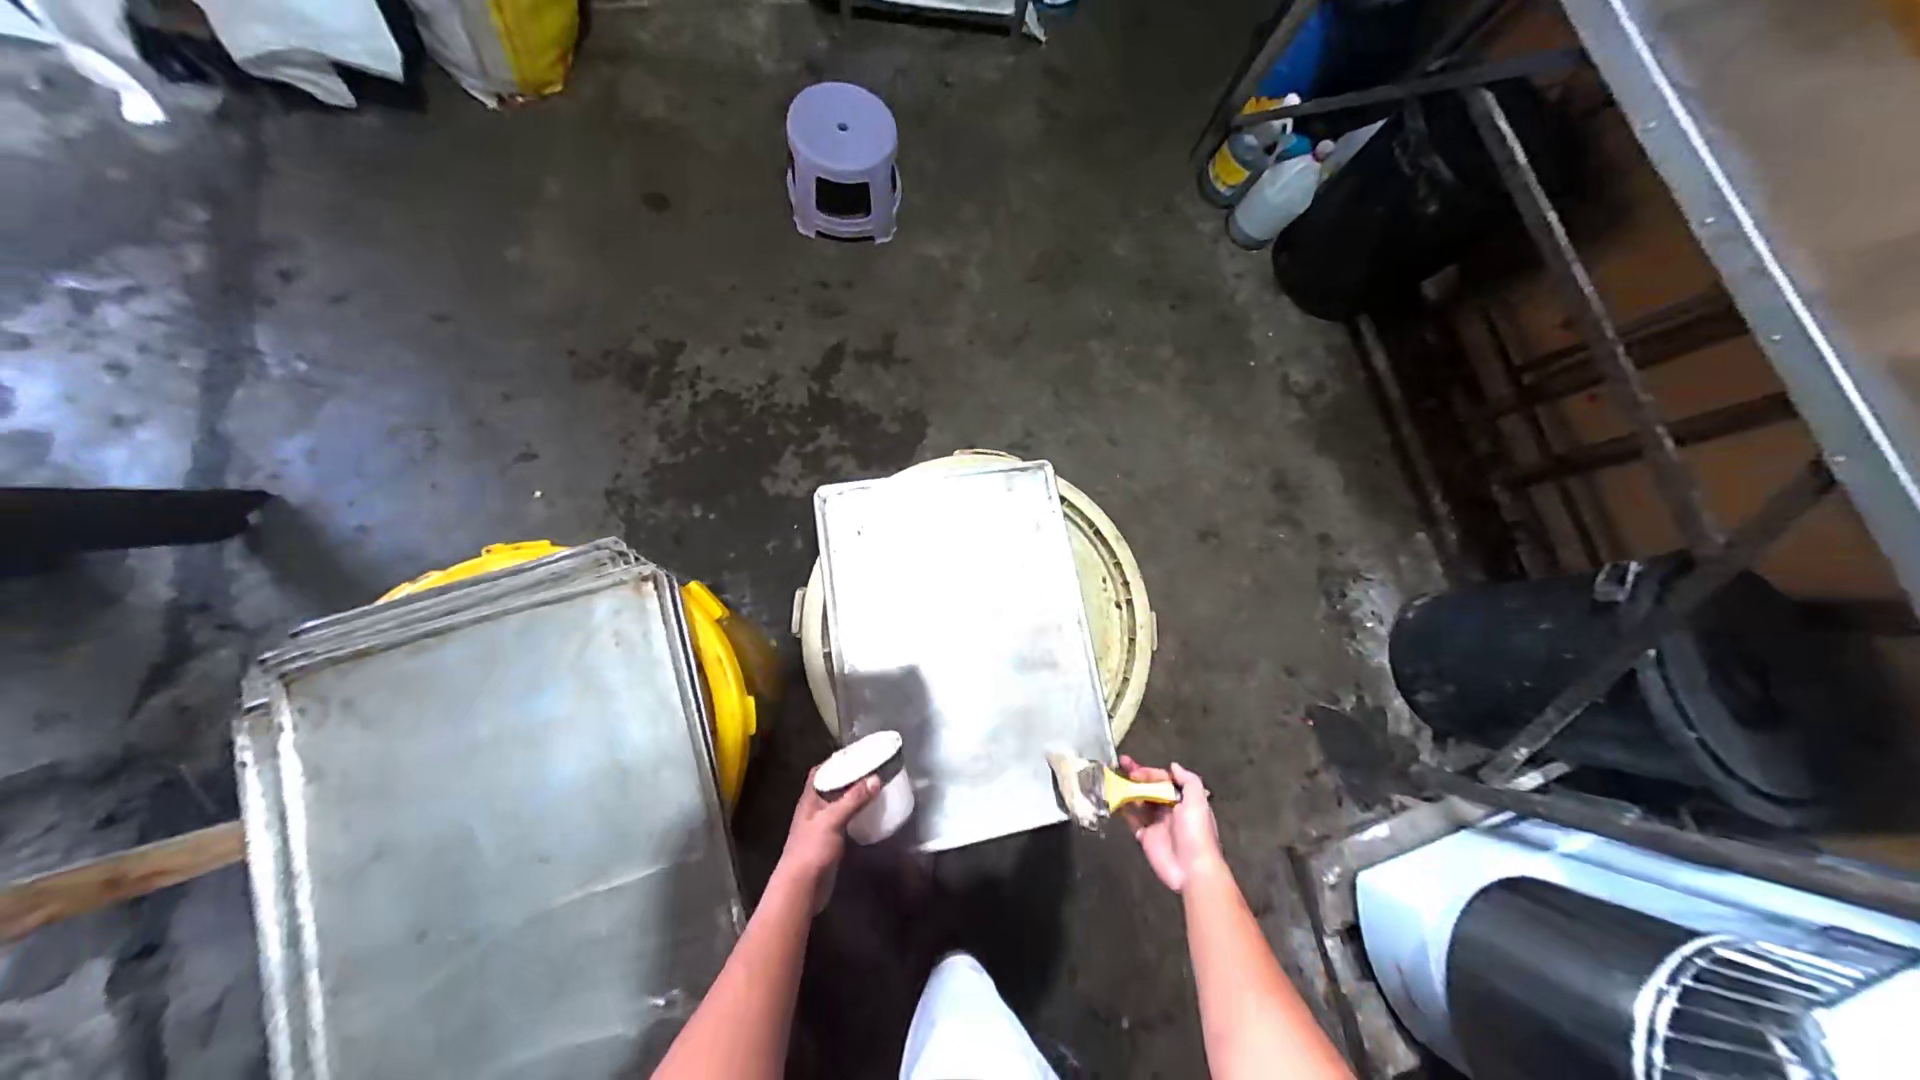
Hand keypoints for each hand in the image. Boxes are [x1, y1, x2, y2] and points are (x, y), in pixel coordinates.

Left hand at [775, 768, 881, 906]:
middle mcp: (815, 810)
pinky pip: (847, 822)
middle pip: (832, 787)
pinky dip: (858, 816)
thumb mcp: (832, 820)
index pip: (819, 772)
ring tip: (876, 788)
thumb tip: (875, 778)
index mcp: (810, 800)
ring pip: (840, 805)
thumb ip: (853, 799)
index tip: (855, 755)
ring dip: (855, 798)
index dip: (834, 761)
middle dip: (850, 778)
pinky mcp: (831, 843)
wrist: (802, 888)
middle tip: (872, 770)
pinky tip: (872, 815)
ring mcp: (823, 827)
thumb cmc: (811, 849)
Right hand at [1119, 757, 1224, 893]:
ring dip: (1127, 789)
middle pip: (1150, 788)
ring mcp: (1156, 823)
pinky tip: (1113, 799)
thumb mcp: (1198, 802)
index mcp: (1183, 800)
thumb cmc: (1196, 832)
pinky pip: (1131, 820)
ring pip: (1139, 801)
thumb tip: (1173, 766)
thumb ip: (1188, 780)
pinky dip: (1123, 810)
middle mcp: (1169, 809)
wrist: (1192, 869)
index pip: (1164, 780)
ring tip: (1113, 778)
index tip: (1136, 771)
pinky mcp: (1145, 836)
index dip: (1150, 773)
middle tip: (1121, 764)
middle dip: (1136, 776)